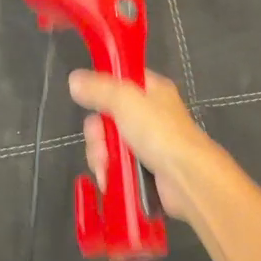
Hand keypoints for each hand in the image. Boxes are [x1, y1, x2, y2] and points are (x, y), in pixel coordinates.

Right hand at [68, 69, 225, 228]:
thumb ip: (98, 89)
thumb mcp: (125, 100)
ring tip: (105, 170)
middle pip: (108, 116)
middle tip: (100, 145)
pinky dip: (110, 172)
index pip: (121, 81)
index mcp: (152, 89)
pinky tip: (108, 181)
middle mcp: (150, 113)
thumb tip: (74, 78)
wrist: (187, 178)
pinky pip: (117, 165)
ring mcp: (148, 143)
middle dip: (97, 134)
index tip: (89, 102)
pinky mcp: (145, 170)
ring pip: (109, 143)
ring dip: (101, 156)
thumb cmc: (159, 131)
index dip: (102, 91)